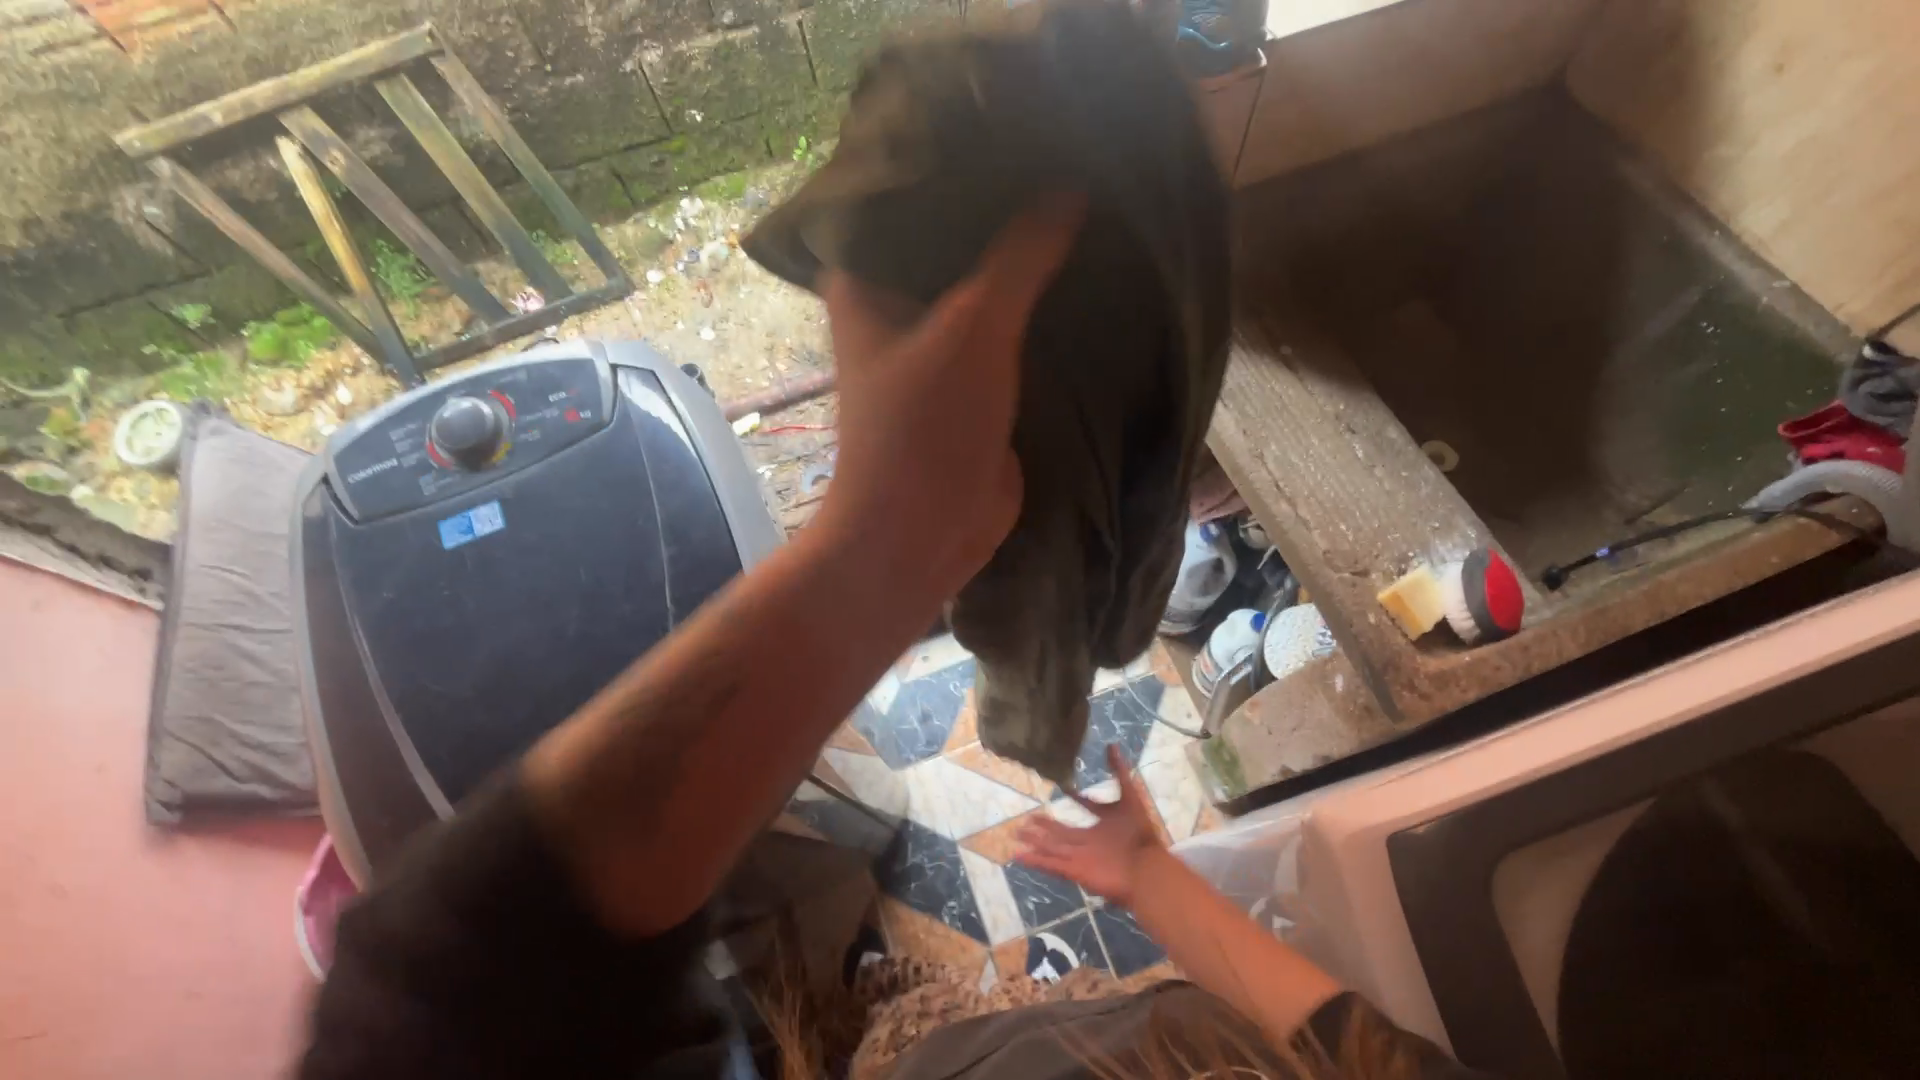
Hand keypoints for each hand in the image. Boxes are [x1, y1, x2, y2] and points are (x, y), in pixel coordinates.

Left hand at [814, 195, 1083, 607]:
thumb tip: (1072, 186)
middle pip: (957, 242)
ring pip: (991, 288)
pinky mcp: (980, 382)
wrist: (926, 533)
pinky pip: (1016, 332)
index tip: (1020, 123)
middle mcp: (899, 307)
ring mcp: (943, 346)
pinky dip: (1046, 311)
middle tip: (1074, 158)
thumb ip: (1021, 256)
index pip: (911, 197)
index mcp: (868, 281)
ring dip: (1034, 263)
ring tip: (1093, 202)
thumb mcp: (975, 327)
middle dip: (1009, 212)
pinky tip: (1092, 273)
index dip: (960, 162)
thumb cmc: (926, 427)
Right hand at [1015, 745, 1164, 907]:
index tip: (1064, 788)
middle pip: (1061, 832)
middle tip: (1026, 819)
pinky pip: (1052, 865)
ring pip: (1052, 847)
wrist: (1147, 867)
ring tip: (1015, 834)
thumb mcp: (1130, 797)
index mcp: (1103, 824)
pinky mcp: (1075, 871)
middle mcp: (1089, 841)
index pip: (1087, 808)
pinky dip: (1036, 861)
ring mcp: (1081, 857)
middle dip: (1043, 827)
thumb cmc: (1140, 834)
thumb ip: (1120, 772)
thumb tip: (1112, 744)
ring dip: (1035, 841)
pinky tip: (1019, 855)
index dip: (1077, 798)